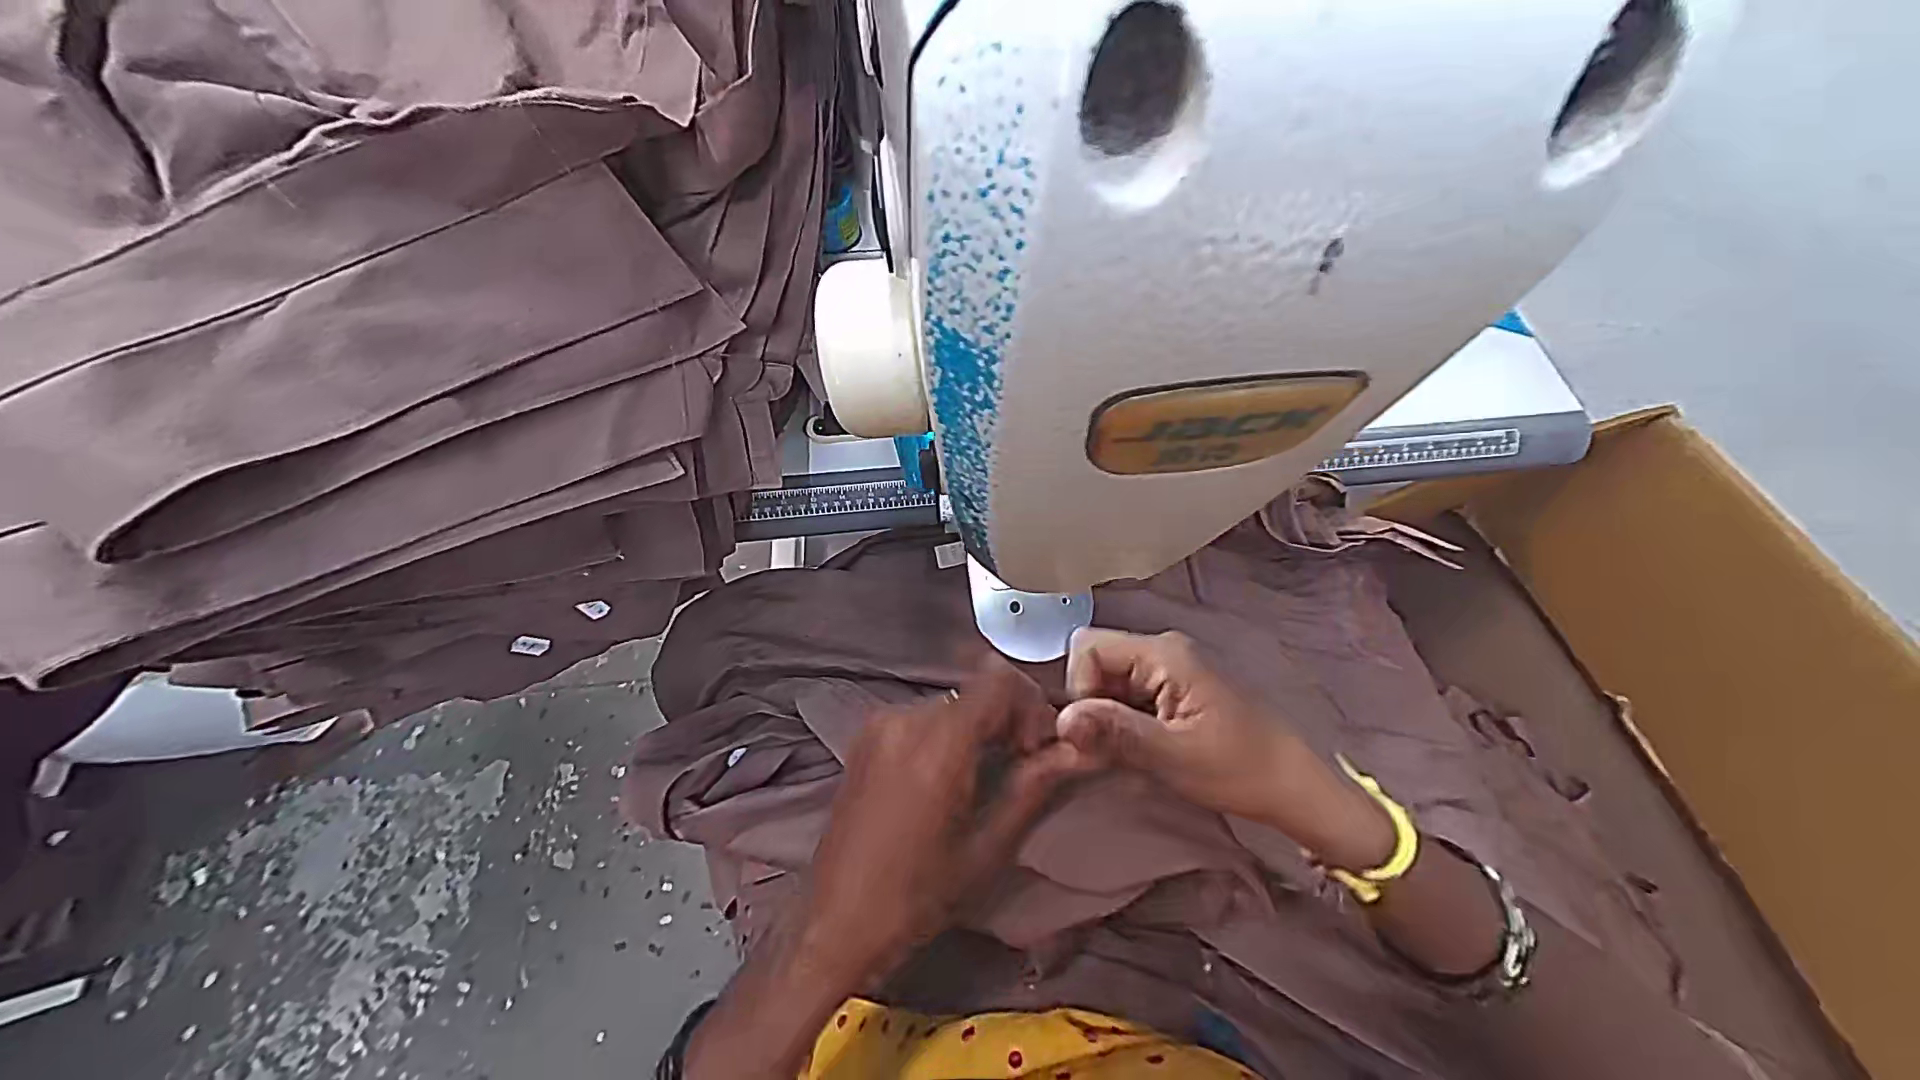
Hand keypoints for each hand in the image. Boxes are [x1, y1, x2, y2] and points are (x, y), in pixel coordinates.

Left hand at [800, 660, 1094, 979]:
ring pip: (950, 702)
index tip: (1038, 747)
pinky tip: (950, 775)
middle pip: (974, 691)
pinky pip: (922, 716)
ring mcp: (879, 724)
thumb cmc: (917, 895)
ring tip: (987, 774)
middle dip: (1008, 719)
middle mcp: (904, 719)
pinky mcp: (865, 736)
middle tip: (1023, 763)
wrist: (837, 921)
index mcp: (937, 743)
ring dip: (979, 726)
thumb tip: (1076, 751)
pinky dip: (948, 732)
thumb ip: (1033, 787)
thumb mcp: (987, 847)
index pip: (998, 681)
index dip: (1030, 705)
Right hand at [1056, 628, 1393, 871]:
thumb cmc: (1241, 769)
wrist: (1295, 786)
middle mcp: (1163, 649)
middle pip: (1095, 661)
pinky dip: (1123, 719)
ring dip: (1107, 715)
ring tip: (1130, 752)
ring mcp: (1170, 667)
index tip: (1098, 732)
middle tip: (1110, 749)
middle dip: (1092, 704)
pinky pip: (1127, 692)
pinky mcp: (1174, 686)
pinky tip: (1142, 747)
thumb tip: (1060, 721)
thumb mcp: (1174, 757)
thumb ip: (1115, 732)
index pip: (1088, 648)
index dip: (1081, 689)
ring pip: (1108, 679)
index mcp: (1164, 654)